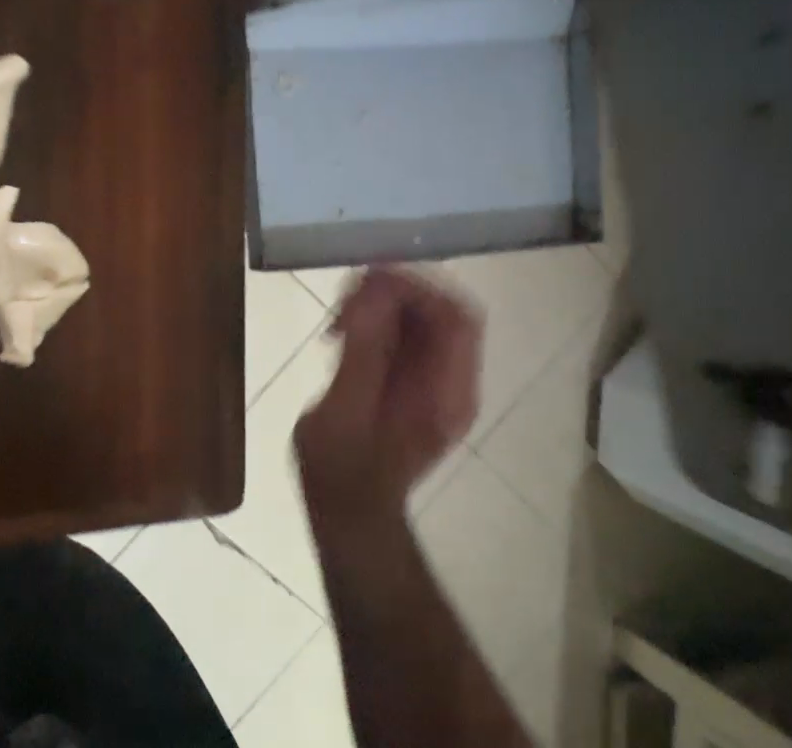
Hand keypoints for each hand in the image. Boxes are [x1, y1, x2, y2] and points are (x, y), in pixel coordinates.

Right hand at [294, 267, 482, 527]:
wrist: (347, 513)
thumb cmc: (341, 467)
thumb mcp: (344, 407)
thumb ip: (363, 348)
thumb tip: (370, 290)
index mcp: (447, 391)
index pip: (455, 316)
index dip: (415, 286)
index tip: (365, 279)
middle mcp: (452, 384)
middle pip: (440, 315)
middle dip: (392, 294)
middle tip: (343, 299)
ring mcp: (435, 388)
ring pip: (421, 325)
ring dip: (381, 309)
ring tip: (336, 320)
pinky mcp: (414, 391)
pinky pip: (406, 343)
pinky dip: (376, 328)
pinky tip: (342, 338)